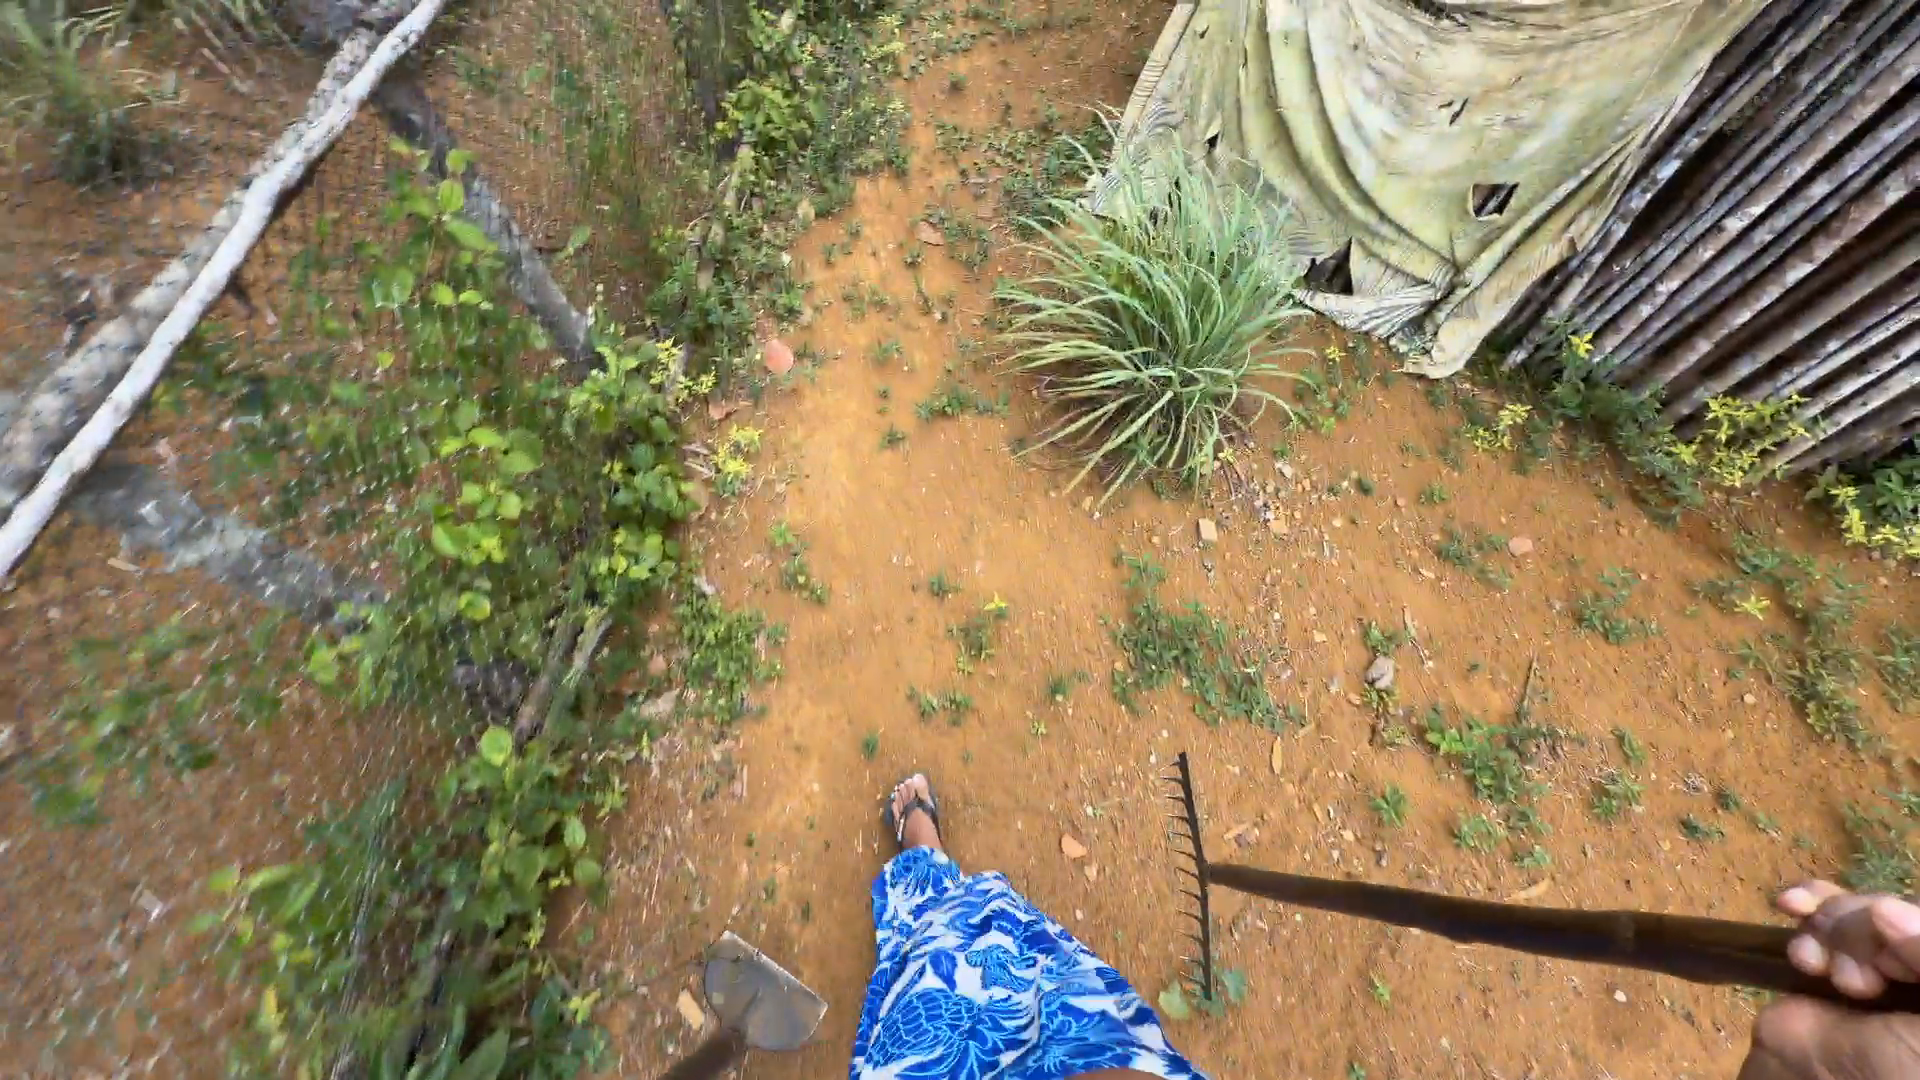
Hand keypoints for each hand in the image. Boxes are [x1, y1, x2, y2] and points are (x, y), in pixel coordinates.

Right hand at [1737, 881, 1919, 1078]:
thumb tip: (1885, 910)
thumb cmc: (1896, 1066)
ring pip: (1854, 908)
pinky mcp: (1826, 950)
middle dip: (1862, 935)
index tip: (1892, 958)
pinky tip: (1787, 907)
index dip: (1907, 926)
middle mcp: (1916, 968)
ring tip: (1816, 968)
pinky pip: (1817, 903)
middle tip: (1855, 983)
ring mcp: (1875, 958)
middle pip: (1893, 914)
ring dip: (1827, 929)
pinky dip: (1803, 900)